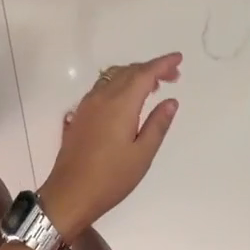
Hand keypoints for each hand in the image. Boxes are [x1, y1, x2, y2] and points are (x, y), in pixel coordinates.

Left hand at [37, 53, 181, 237]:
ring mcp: (89, 102)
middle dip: (152, 68)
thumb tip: (171, 101)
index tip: (178, 58)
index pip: (144, 74)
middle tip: (174, 75)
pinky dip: (121, 82)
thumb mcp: (142, 155)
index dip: (162, 64)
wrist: (71, 191)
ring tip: (156, 85)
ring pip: (115, 75)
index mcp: (120, 104)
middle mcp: (103, 96)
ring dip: (135, 74)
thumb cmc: (111, 178)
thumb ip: (157, 124)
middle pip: (129, 71)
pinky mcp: (82, 111)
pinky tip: (130, 97)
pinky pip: (104, 85)